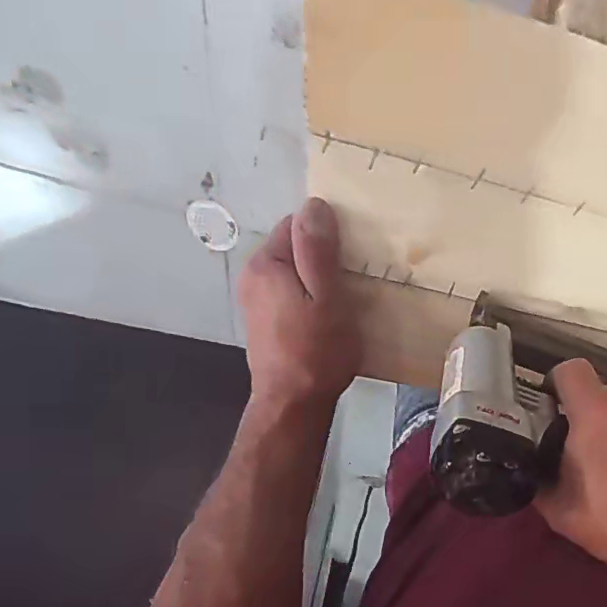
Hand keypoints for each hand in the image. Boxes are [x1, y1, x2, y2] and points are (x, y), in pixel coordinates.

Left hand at [237, 198, 361, 407]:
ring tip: (343, 302)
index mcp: (267, 263)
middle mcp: (253, 276)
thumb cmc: (317, 350)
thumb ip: (318, 250)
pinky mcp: (263, 321)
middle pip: (293, 248)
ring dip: (316, 280)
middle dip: (322, 258)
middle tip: (353, 282)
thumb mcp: (328, 297)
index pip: (297, 224)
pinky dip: (308, 298)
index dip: (327, 236)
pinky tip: (325, 319)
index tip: (352, 259)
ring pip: (292, 273)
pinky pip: (288, 294)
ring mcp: (254, 300)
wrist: (293, 401)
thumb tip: (315, 204)